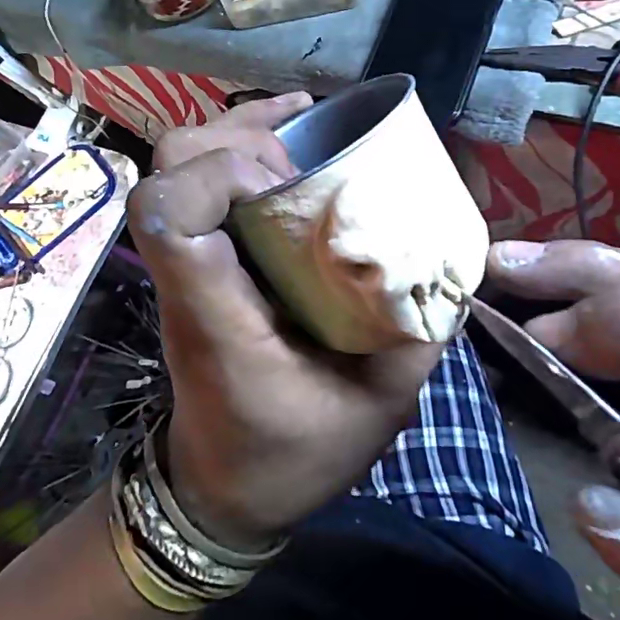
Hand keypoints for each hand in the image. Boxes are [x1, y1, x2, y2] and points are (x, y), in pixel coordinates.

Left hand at [131, 95, 444, 549]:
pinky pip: (195, 187)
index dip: (218, 174)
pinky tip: (291, 141)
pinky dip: (236, 151)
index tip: (284, 179)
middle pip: (168, 169)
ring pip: (174, 167)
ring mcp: (181, 269)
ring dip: (235, 136)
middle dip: (235, 139)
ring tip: (303, 134)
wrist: (222, 486)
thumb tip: (450, 245)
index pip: (168, 217)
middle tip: (304, 153)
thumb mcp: (379, 403)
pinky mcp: (193, 266)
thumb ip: (418, 324)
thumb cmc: (292, 456)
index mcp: (215, 316)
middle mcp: (185, 279)